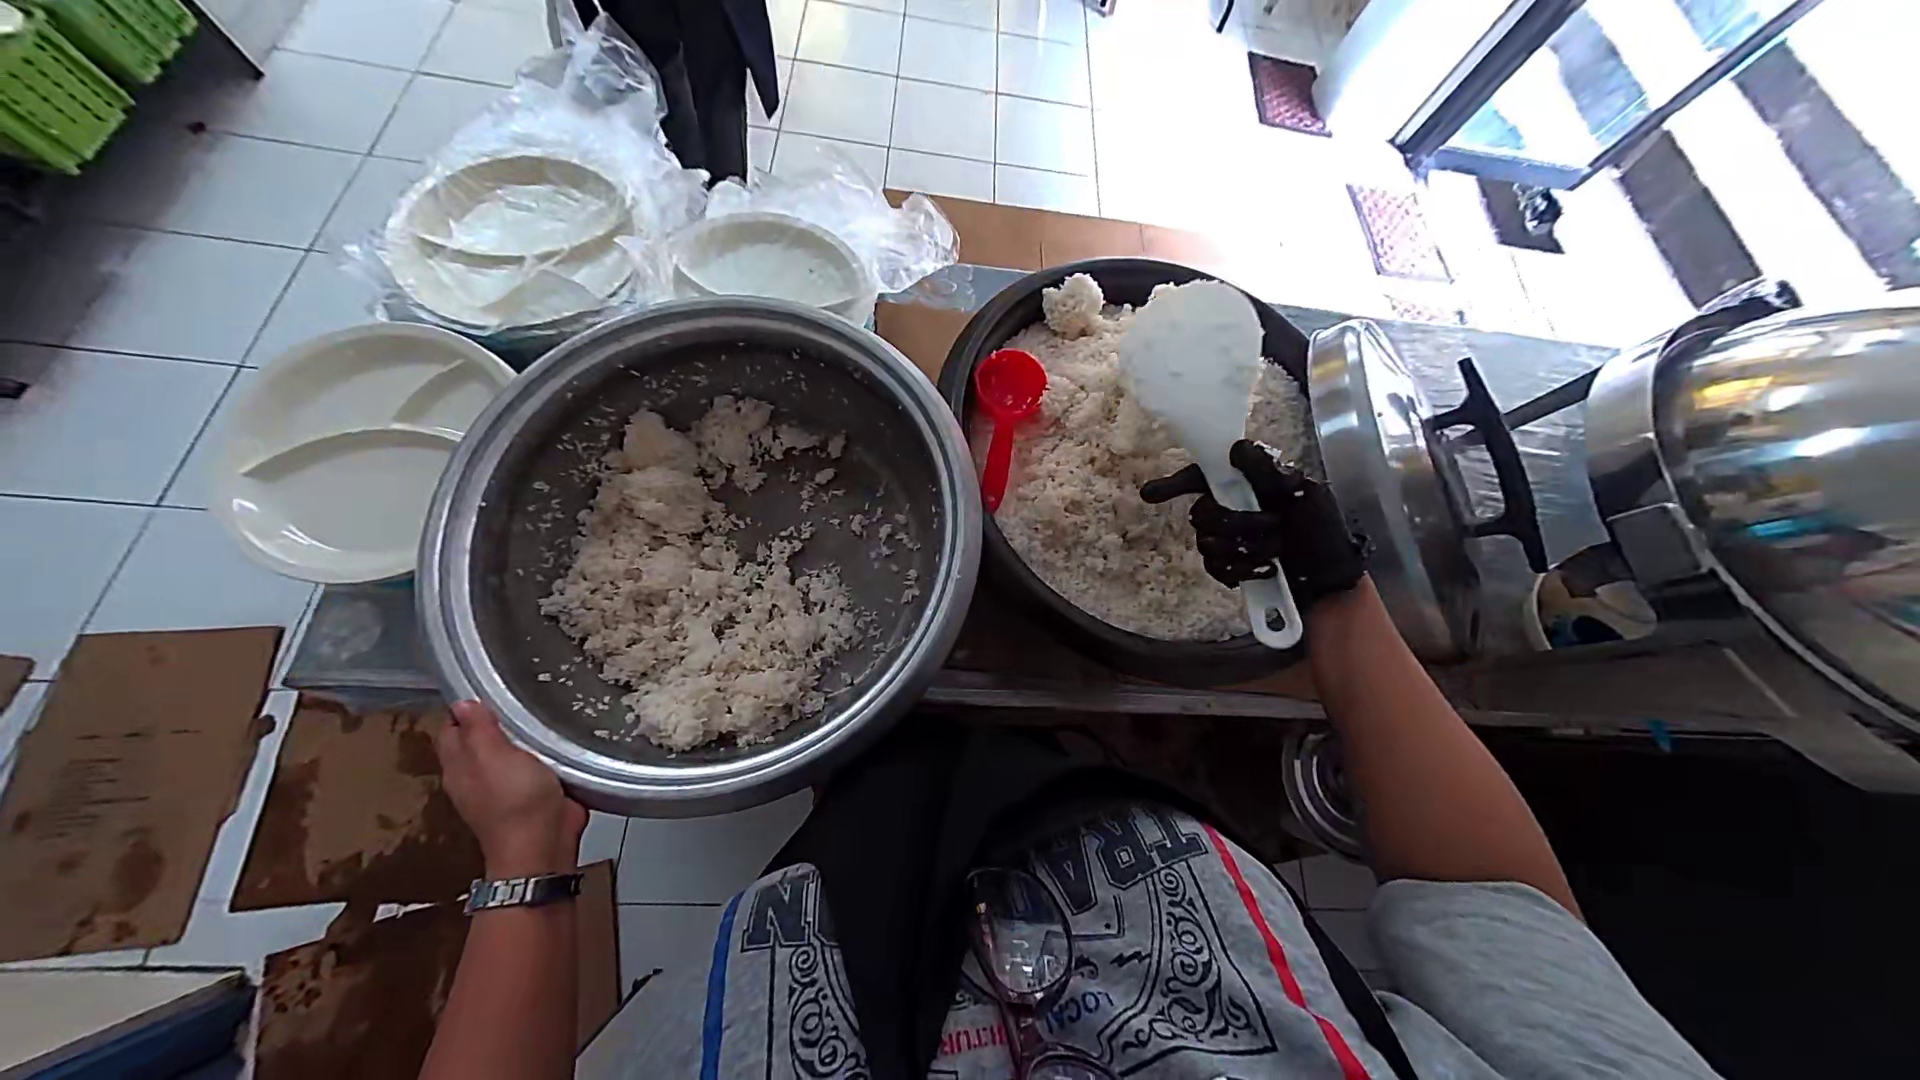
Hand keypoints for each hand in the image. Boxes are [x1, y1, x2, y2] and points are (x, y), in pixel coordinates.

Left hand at [436, 700, 587, 877]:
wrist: (543, 844)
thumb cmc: (516, 801)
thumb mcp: (495, 758)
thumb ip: (479, 731)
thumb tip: (462, 703)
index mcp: (461, 765)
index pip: (453, 728)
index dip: (467, 707)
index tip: (492, 684)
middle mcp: (478, 774)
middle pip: (480, 738)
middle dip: (497, 717)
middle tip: (524, 691)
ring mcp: (505, 785)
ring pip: (509, 750)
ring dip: (523, 734)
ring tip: (543, 709)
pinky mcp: (533, 791)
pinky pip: (534, 763)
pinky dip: (542, 751)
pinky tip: (557, 740)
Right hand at [1140, 439, 1366, 610]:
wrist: (1331, 575)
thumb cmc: (1322, 528)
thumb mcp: (1304, 492)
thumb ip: (1268, 471)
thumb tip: (1235, 448)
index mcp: (1241, 485)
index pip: (1199, 478)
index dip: (1173, 484)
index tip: (1150, 495)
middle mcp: (1226, 509)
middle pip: (1201, 513)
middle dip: (1237, 522)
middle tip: (1273, 523)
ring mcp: (1224, 540)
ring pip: (1207, 543)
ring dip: (1246, 547)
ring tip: (1276, 548)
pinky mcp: (1227, 567)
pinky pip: (1215, 568)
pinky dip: (1243, 569)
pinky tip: (1266, 568)